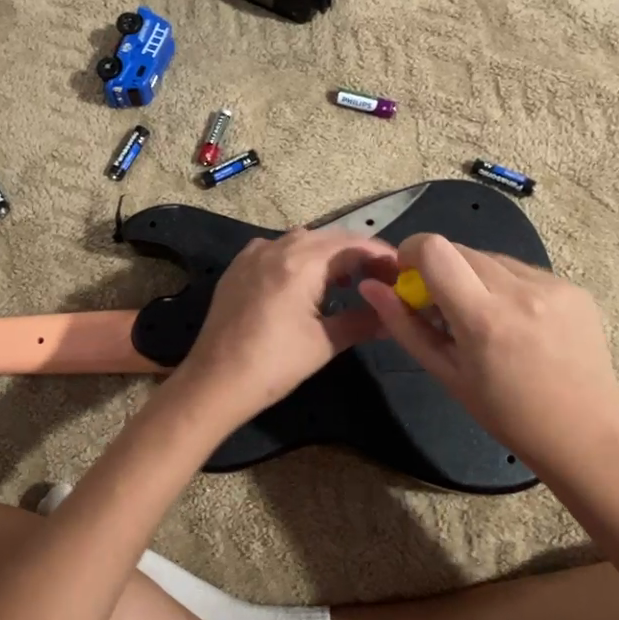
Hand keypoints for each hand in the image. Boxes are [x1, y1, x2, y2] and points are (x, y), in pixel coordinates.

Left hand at [168, 227, 395, 429]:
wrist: (215, 381)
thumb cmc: (274, 364)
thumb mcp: (324, 343)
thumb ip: (362, 322)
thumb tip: (392, 317)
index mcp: (301, 261)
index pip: (352, 244)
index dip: (381, 254)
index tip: (403, 270)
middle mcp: (276, 248)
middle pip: (327, 238)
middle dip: (357, 253)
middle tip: (382, 277)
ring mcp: (252, 255)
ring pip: (300, 241)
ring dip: (328, 255)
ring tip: (348, 282)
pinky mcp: (237, 269)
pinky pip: (276, 251)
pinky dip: (298, 259)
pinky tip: (305, 284)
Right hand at [358, 233, 618, 480]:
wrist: (586, 435)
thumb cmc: (506, 414)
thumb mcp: (446, 374)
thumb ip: (405, 325)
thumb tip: (370, 287)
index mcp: (482, 318)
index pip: (434, 249)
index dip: (411, 252)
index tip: (408, 275)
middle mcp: (519, 291)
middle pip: (461, 250)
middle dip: (442, 270)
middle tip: (444, 308)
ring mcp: (552, 286)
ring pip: (492, 259)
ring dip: (476, 277)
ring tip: (486, 319)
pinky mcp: (573, 288)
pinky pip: (523, 271)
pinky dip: (508, 287)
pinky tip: (518, 323)